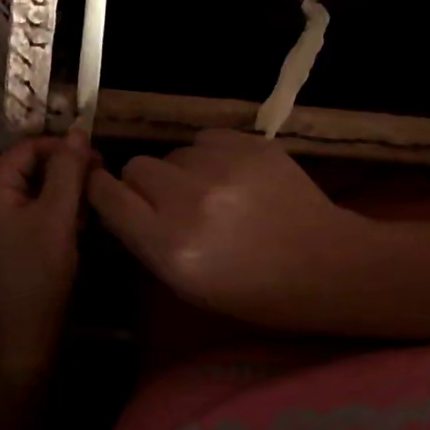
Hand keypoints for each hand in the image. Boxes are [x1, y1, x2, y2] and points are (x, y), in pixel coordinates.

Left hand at [0, 130, 92, 378]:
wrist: (27, 332)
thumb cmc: (41, 271)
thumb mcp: (58, 216)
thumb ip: (68, 170)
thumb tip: (77, 131)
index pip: (27, 148)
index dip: (63, 148)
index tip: (99, 159)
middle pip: (30, 165)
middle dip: (66, 171)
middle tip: (100, 181)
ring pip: (35, 186)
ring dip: (65, 190)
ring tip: (91, 207)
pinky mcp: (7, 234)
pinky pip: (33, 206)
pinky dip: (57, 208)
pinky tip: (78, 224)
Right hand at [87, 130, 366, 314]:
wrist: (326, 265)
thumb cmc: (253, 291)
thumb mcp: (186, 284)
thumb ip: (144, 240)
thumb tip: (117, 200)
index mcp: (170, 245)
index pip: (107, 196)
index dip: (103, 192)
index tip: (110, 194)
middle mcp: (189, 200)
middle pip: (136, 166)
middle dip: (144, 184)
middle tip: (171, 204)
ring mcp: (223, 167)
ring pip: (172, 152)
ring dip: (181, 170)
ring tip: (212, 195)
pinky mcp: (249, 144)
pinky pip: (204, 138)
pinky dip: (210, 155)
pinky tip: (232, 177)